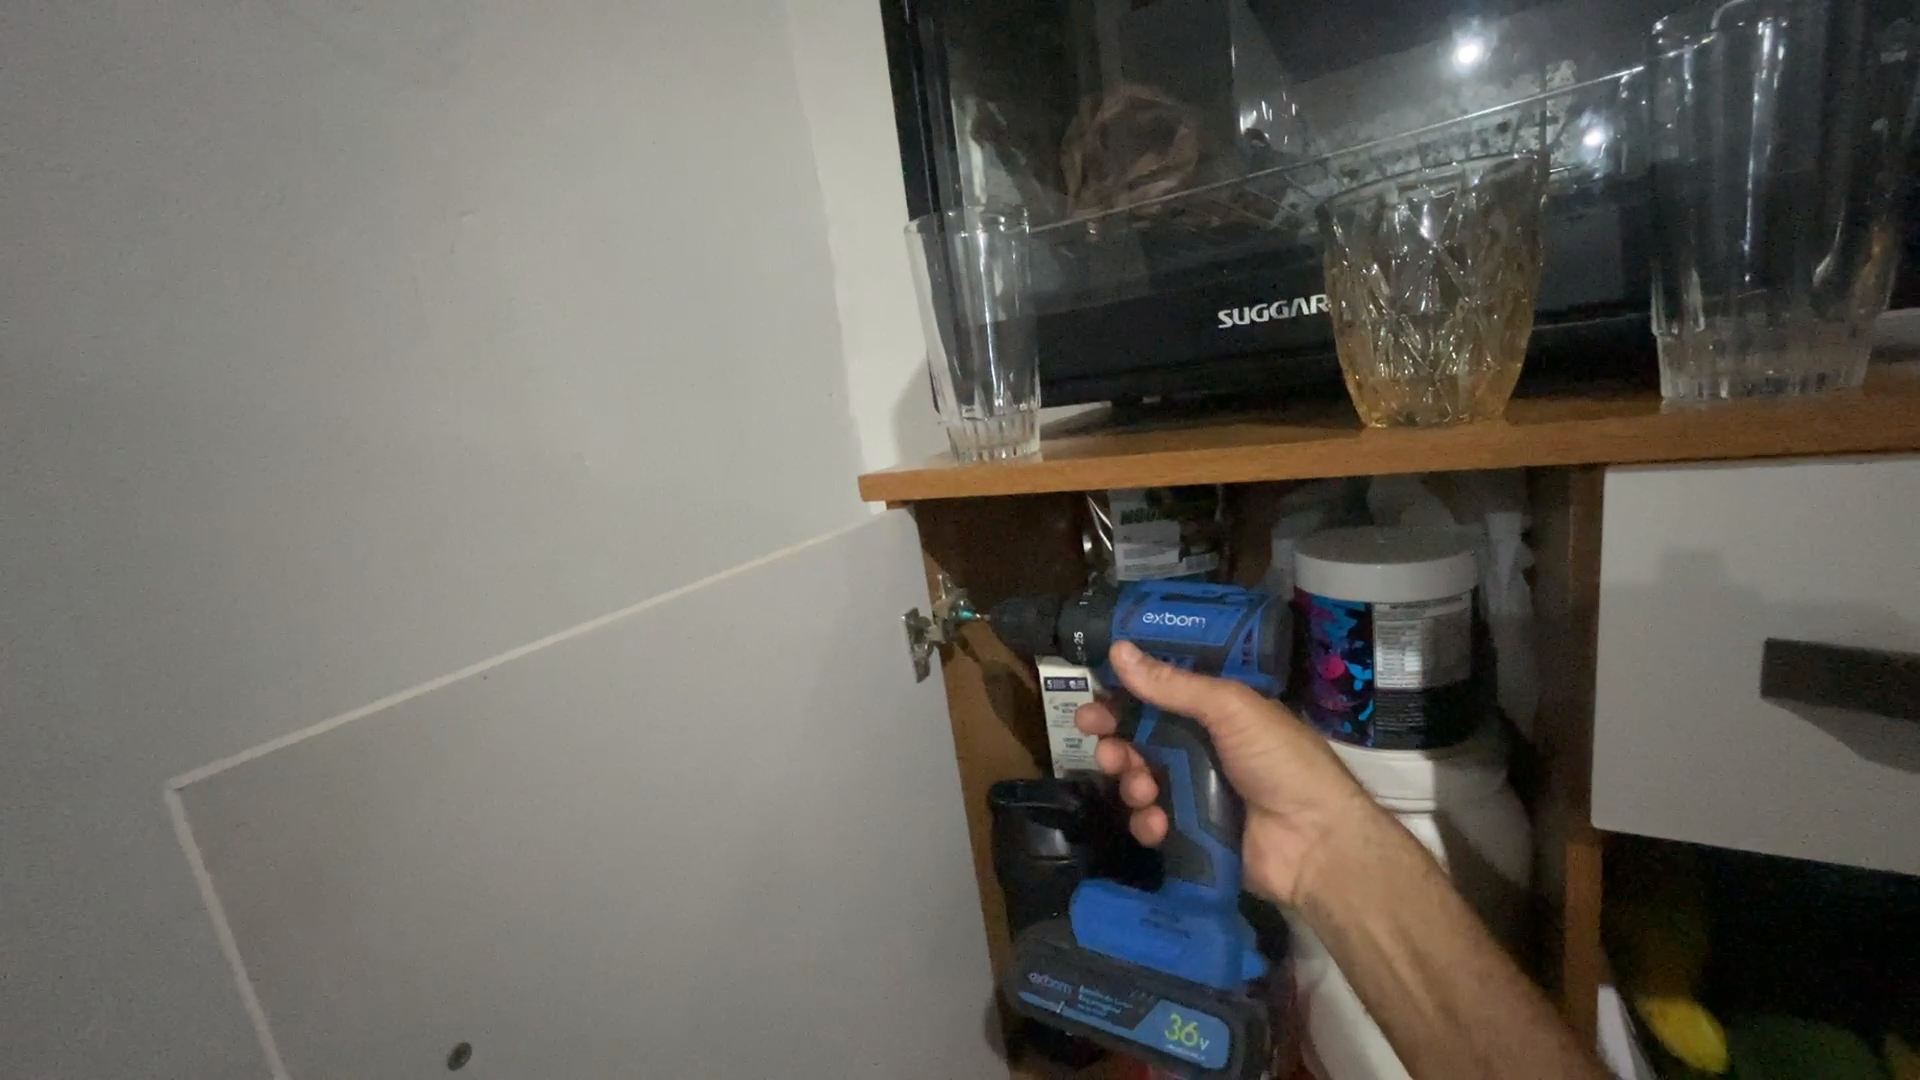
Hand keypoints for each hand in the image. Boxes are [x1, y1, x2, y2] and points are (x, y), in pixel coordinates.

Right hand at [1074, 641, 1382, 907]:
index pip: (1155, 697)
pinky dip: (1147, 821)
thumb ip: (1172, 684)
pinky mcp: (1190, 833)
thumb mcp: (1230, 709)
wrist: (1317, 844)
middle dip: (1113, 739)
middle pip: (1137, 738)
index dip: (1121, 696)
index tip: (1094, 698)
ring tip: (1142, 788)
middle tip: (1100, 741)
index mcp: (1211, 713)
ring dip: (1129, 780)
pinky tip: (1159, 823)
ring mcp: (1192, 791)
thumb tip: (1118, 649)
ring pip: (1137, 778)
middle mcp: (1198, 747)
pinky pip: (1151, 821)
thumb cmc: (1279, 762)